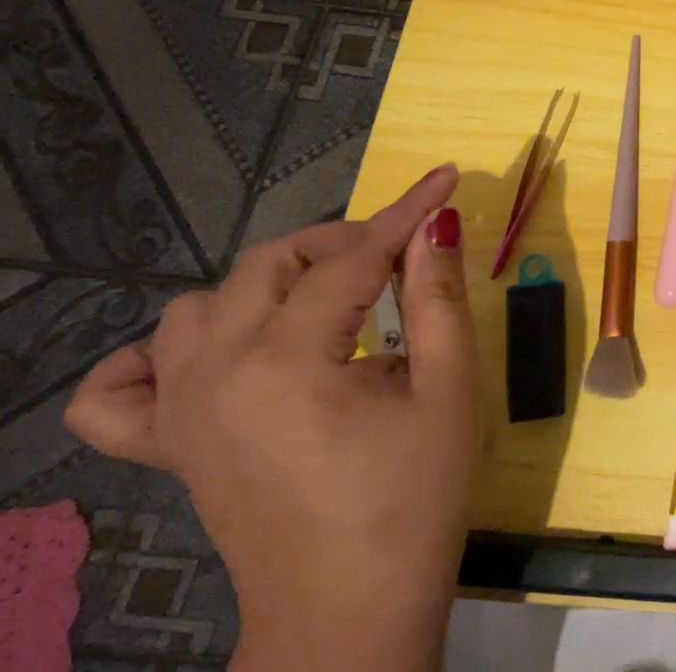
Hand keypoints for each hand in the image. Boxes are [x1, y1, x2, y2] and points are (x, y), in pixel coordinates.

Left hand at [65, 164, 477, 670]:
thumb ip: (438, 299)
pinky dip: (156, 358)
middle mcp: (213, 373)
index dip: (404, 215)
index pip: (349, 260)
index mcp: (288, 360)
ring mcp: (177, 411)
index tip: (447, 179)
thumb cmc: (416, 493)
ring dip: (268, 286)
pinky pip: (121, 387)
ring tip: (331, 303)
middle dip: (340, 242)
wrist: (352, 599)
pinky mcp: (165, 446)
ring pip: (201, 307)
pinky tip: (213, 357)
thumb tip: (437, 228)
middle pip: (266, 267)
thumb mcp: (449, 389)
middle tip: (403, 254)